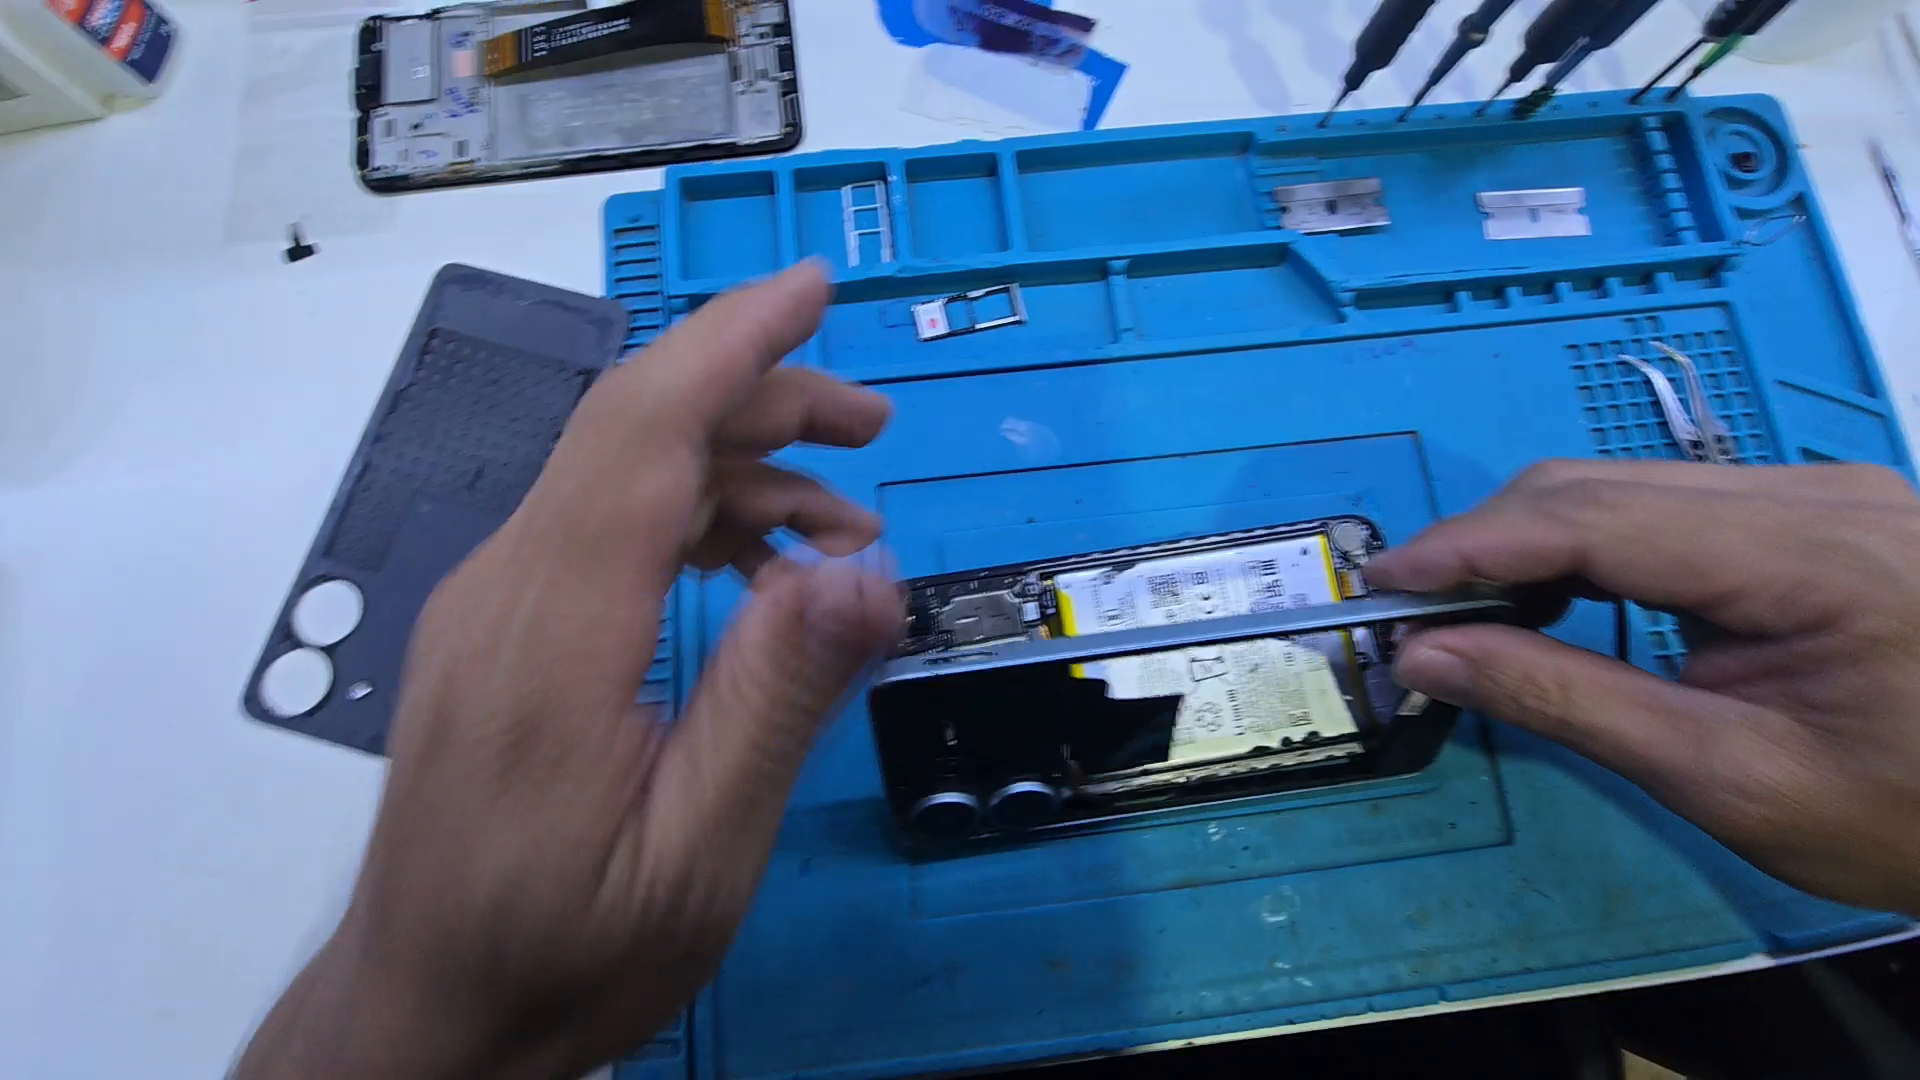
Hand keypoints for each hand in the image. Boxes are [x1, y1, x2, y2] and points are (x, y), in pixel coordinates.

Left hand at [235, 262, 902, 1079]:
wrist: (428, 1021)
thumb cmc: (566, 952)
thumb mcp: (703, 852)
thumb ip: (778, 702)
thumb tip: (868, 576)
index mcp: (554, 631)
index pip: (644, 432)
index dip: (732, 343)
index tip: (813, 286)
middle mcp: (512, 583)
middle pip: (640, 430)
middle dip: (765, 399)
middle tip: (872, 426)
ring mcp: (505, 598)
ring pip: (634, 473)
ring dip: (748, 470)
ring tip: (850, 520)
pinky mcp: (517, 621)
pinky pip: (620, 527)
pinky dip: (710, 522)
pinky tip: (773, 575)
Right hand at [1367, 460, 1919, 915]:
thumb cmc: (1915, 816)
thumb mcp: (1725, 777)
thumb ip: (1561, 702)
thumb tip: (1421, 656)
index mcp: (1815, 559)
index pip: (1587, 521)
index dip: (1466, 546)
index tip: (1382, 585)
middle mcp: (1811, 493)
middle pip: (1584, 487)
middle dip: (1477, 543)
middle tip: (1412, 610)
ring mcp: (1809, 492)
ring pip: (1603, 486)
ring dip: (1513, 542)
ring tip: (1465, 608)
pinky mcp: (1799, 508)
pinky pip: (1640, 503)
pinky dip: (1563, 545)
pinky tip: (1544, 594)